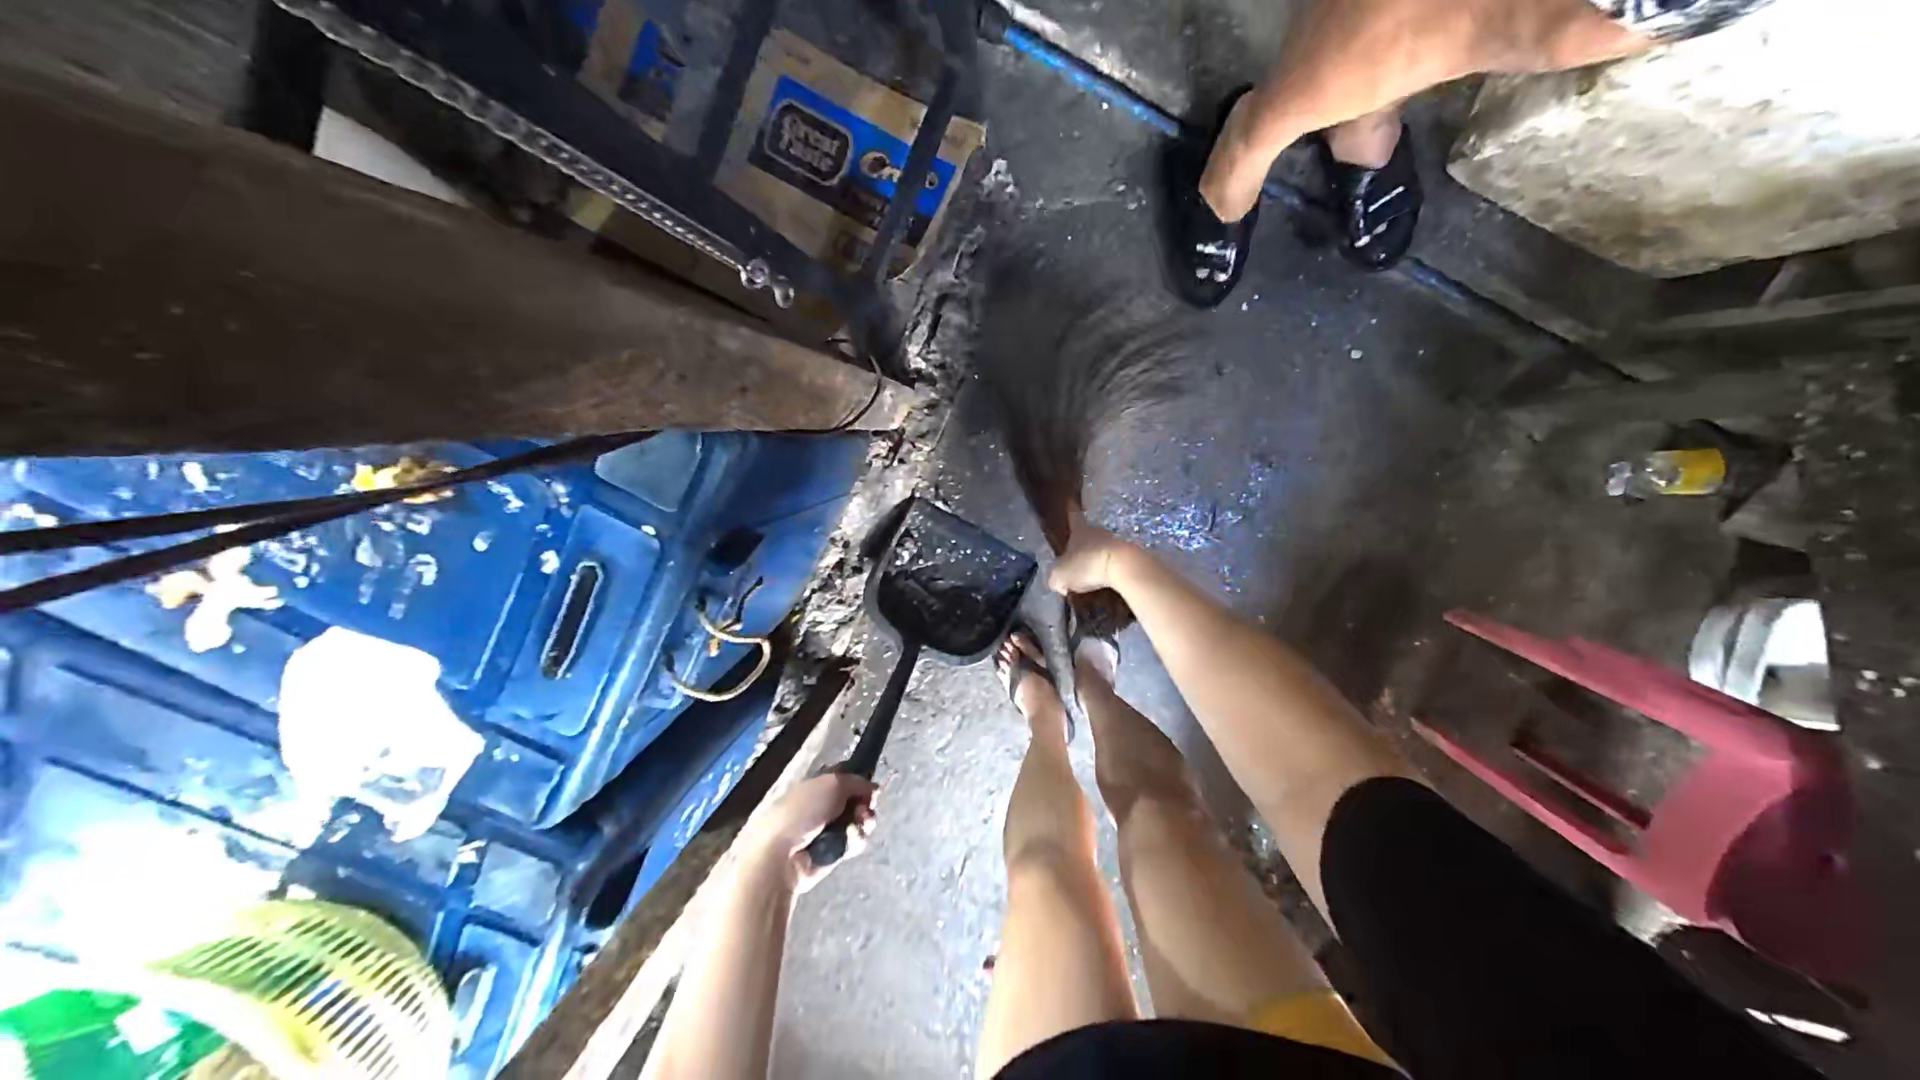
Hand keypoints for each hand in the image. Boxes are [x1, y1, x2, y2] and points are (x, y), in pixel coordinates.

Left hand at [740, 771, 878, 890]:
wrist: (781, 854)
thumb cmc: (803, 810)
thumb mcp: (832, 783)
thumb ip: (857, 782)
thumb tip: (874, 788)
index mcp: (816, 785)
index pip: (845, 780)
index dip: (860, 783)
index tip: (869, 788)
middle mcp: (822, 806)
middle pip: (856, 801)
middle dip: (866, 804)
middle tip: (866, 809)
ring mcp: (828, 831)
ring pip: (858, 822)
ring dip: (864, 822)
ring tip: (861, 824)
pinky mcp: (833, 853)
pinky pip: (854, 843)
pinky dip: (856, 840)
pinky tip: (851, 839)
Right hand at [1047, 509, 1140, 595]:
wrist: (1124, 567)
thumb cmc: (1087, 564)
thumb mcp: (1060, 575)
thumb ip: (1055, 577)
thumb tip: (1059, 582)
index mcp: (1080, 530)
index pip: (1073, 516)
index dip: (1070, 510)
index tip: (1070, 501)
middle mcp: (1099, 531)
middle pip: (1089, 534)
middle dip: (1083, 544)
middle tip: (1076, 558)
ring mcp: (1117, 542)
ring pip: (1103, 549)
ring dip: (1098, 559)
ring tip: (1091, 577)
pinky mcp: (1131, 556)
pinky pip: (1115, 562)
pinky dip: (1110, 571)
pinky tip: (1106, 584)